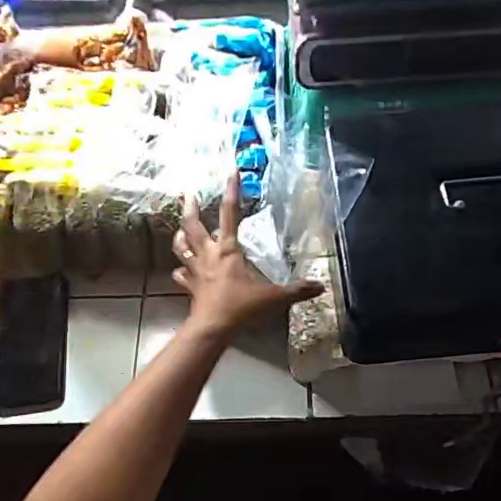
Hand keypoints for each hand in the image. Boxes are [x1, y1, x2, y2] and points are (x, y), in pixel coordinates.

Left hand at [171, 174, 321, 339]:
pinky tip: (180, 270)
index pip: (230, 214)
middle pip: (193, 226)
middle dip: (190, 208)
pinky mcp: (190, 287)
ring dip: (180, 235)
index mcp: (228, 251)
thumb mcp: (274, 298)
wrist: (212, 328)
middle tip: (188, 194)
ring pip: (181, 247)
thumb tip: (320, 287)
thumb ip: (297, 290)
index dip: (231, 192)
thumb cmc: (241, 307)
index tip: (230, 172)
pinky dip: (180, 270)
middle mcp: (209, 255)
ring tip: (180, 227)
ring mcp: (196, 271)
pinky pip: (181, 275)